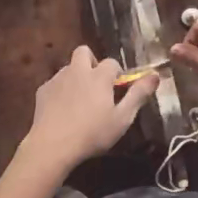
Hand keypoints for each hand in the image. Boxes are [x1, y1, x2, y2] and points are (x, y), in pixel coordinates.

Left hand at [22, 46, 159, 170]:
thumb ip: (139, 95)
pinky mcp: (42, 90)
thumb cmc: (93, 133)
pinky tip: (63, 110)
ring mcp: (56, 79)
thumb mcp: (122, 118)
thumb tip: (155, 75)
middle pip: (84, 52)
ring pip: (68, 68)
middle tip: (97, 86)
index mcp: (98, 76)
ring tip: (80, 101)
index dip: (117, 74)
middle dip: (92, 63)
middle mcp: (76, 71)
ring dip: (76, 77)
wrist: (52, 145)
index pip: (112, 62)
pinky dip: (61, 90)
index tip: (118, 90)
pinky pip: (55, 83)